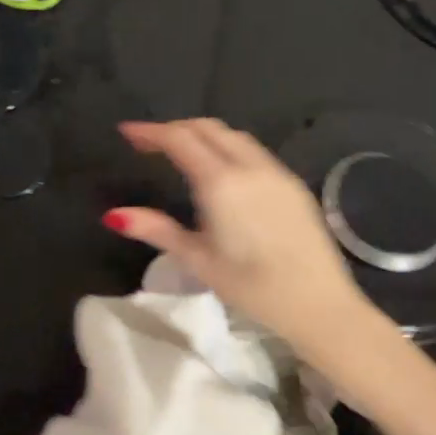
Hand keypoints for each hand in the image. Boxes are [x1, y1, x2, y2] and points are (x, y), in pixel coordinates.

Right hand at [106, 119, 373, 344]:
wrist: (322, 306)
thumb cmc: (253, 287)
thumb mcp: (197, 260)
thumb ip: (156, 230)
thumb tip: (113, 215)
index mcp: (221, 182)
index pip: (179, 139)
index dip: (150, 131)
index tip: (126, 132)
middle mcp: (249, 167)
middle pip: (205, 128)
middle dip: (174, 128)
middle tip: (148, 143)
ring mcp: (275, 172)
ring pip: (232, 135)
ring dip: (201, 134)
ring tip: (180, 152)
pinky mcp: (292, 184)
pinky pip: (252, 150)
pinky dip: (226, 146)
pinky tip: (219, 169)